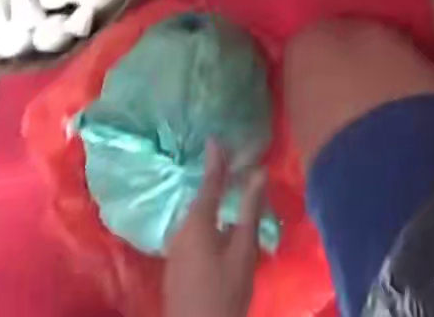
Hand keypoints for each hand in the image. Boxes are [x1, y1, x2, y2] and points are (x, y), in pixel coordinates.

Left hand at [164, 144, 265, 316]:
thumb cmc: (224, 295)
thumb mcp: (243, 252)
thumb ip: (249, 210)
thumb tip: (258, 172)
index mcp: (197, 223)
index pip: (210, 183)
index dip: (216, 160)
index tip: (215, 138)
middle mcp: (181, 232)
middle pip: (202, 200)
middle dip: (217, 182)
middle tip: (232, 164)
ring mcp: (175, 252)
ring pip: (197, 219)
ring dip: (212, 205)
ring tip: (229, 192)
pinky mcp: (176, 269)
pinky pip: (193, 234)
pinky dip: (207, 224)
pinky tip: (219, 229)